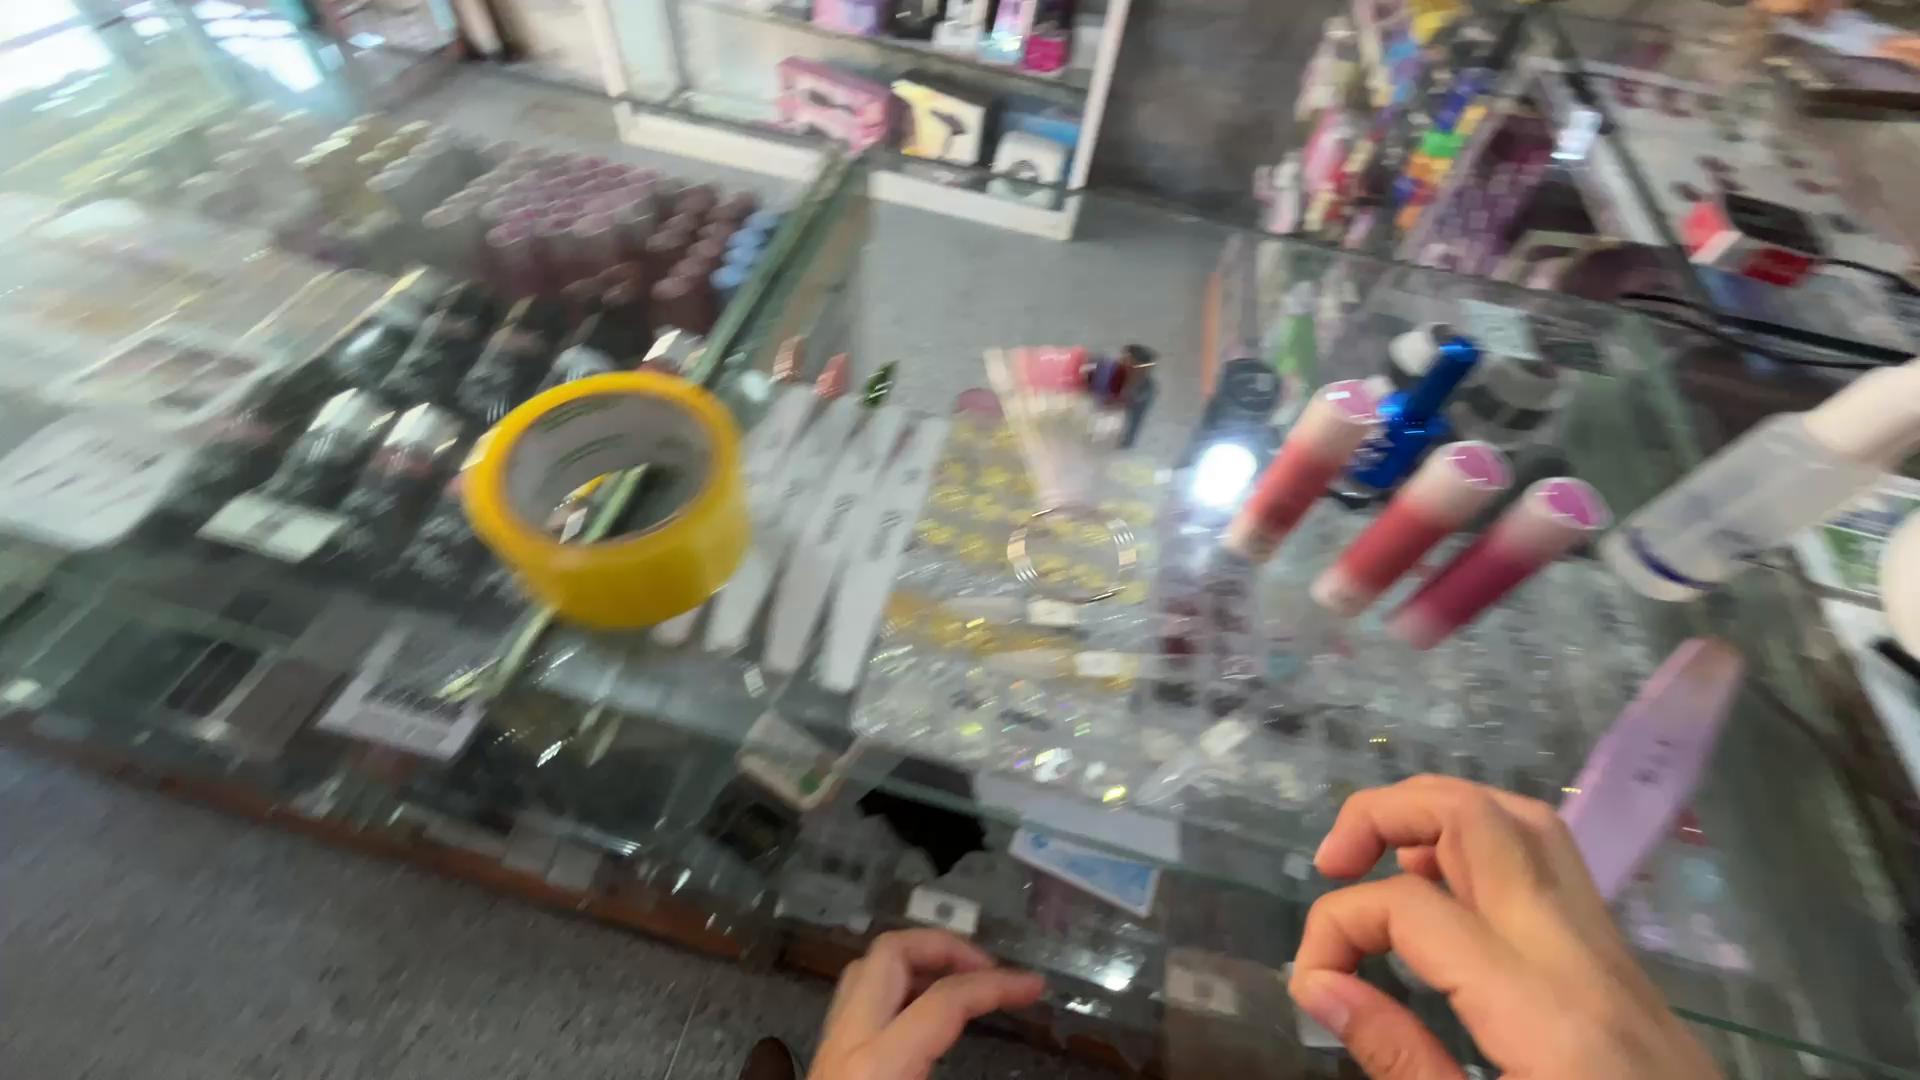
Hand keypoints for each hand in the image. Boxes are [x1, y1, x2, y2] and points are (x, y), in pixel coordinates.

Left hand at [809, 929, 1045, 1079]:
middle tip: (986, 968)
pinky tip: (922, 1016)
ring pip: (868, 968)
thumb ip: (960, 1069)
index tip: (1033, 985)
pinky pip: (859, 999)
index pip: (944, 1000)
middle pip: (891, 953)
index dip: (996, 986)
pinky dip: (896, 989)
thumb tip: (1013, 1068)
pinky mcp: (826, 1061)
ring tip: (958, 981)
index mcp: (878, 1066)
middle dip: (944, 947)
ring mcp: (830, 1047)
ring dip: (916, 962)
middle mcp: (847, 1040)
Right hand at [1288, 776, 1721, 1079]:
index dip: (1335, 926)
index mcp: (1546, 1011)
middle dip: (1379, 815)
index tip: (1312, 980)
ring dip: (1432, 815)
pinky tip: (1446, 891)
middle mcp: (1581, 953)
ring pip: (1518, 818)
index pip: (1409, 907)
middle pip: (1472, 814)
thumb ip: (1398, 1057)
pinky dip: (1477, 843)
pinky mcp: (1621, 962)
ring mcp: (1611, 950)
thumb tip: (1315, 985)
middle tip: (1333, 864)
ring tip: (1383, 861)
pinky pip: (1545, 859)